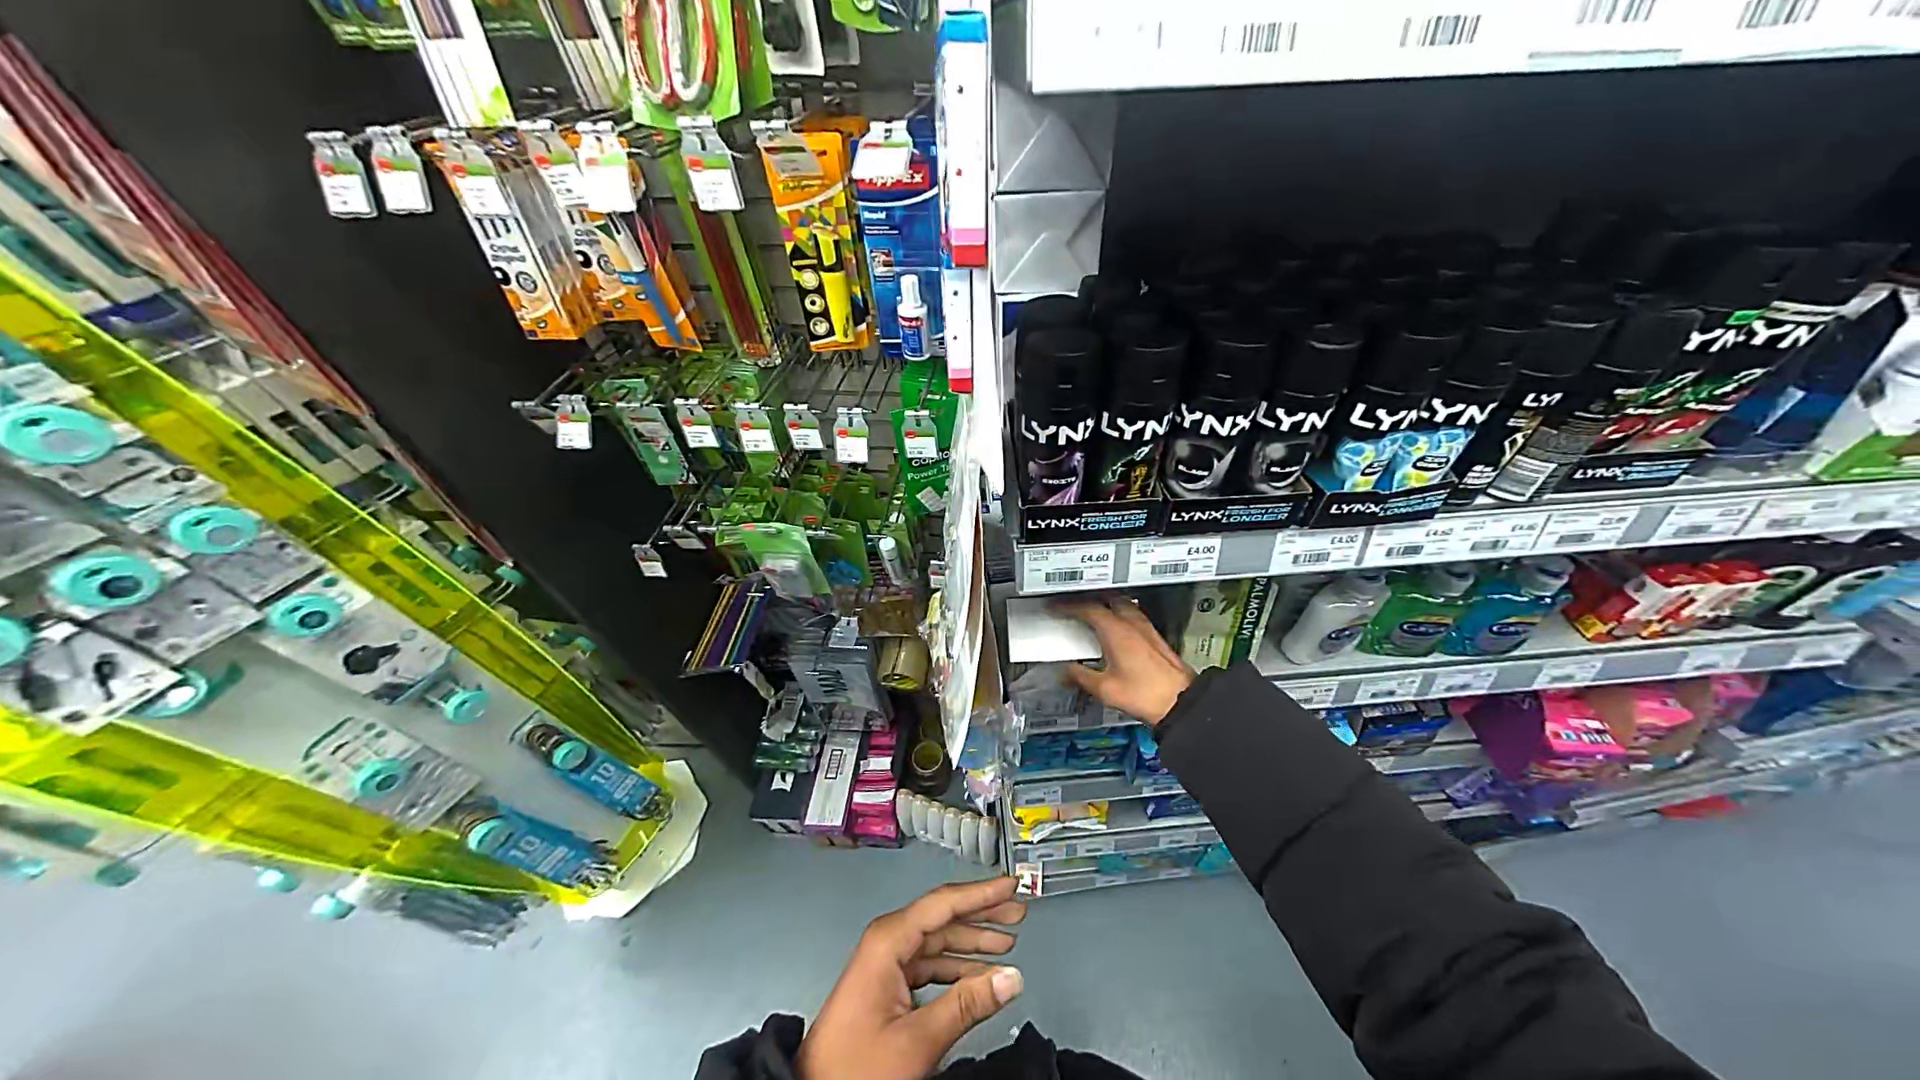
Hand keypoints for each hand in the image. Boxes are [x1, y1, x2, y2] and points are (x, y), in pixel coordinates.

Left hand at [798, 877, 1026, 1079]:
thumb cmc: (854, 1067)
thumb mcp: (917, 1040)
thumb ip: (967, 1005)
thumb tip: (1010, 977)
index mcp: (888, 940)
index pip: (944, 904)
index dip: (981, 893)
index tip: (1009, 884)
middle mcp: (886, 943)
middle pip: (943, 918)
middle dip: (983, 913)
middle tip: (1017, 909)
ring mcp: (885, 963)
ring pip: (938, 941)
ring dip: (973, 941)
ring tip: (1006, 941)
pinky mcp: (886, 985)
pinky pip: (930, 964)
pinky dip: (957, 966)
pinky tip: (979, 975)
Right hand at [1054, 596, 1194, 725]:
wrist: (1180, 702)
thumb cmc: (1145, 694)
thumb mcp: (1104, 689)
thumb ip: (1080, 676)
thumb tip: (1066, 670)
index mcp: (1116, 631)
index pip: (1087, 609)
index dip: (1069, 606)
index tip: (1057, 608)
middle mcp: (1132, 624)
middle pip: (1108, 599)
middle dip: (1089, 601)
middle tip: (1075, 607)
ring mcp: (1146, 629)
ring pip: (1124, 606)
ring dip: (1107, 606)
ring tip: (1095, 616)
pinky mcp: (1156, 638)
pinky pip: (1134, 617)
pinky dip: (1120, 617)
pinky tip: (1117, 632)